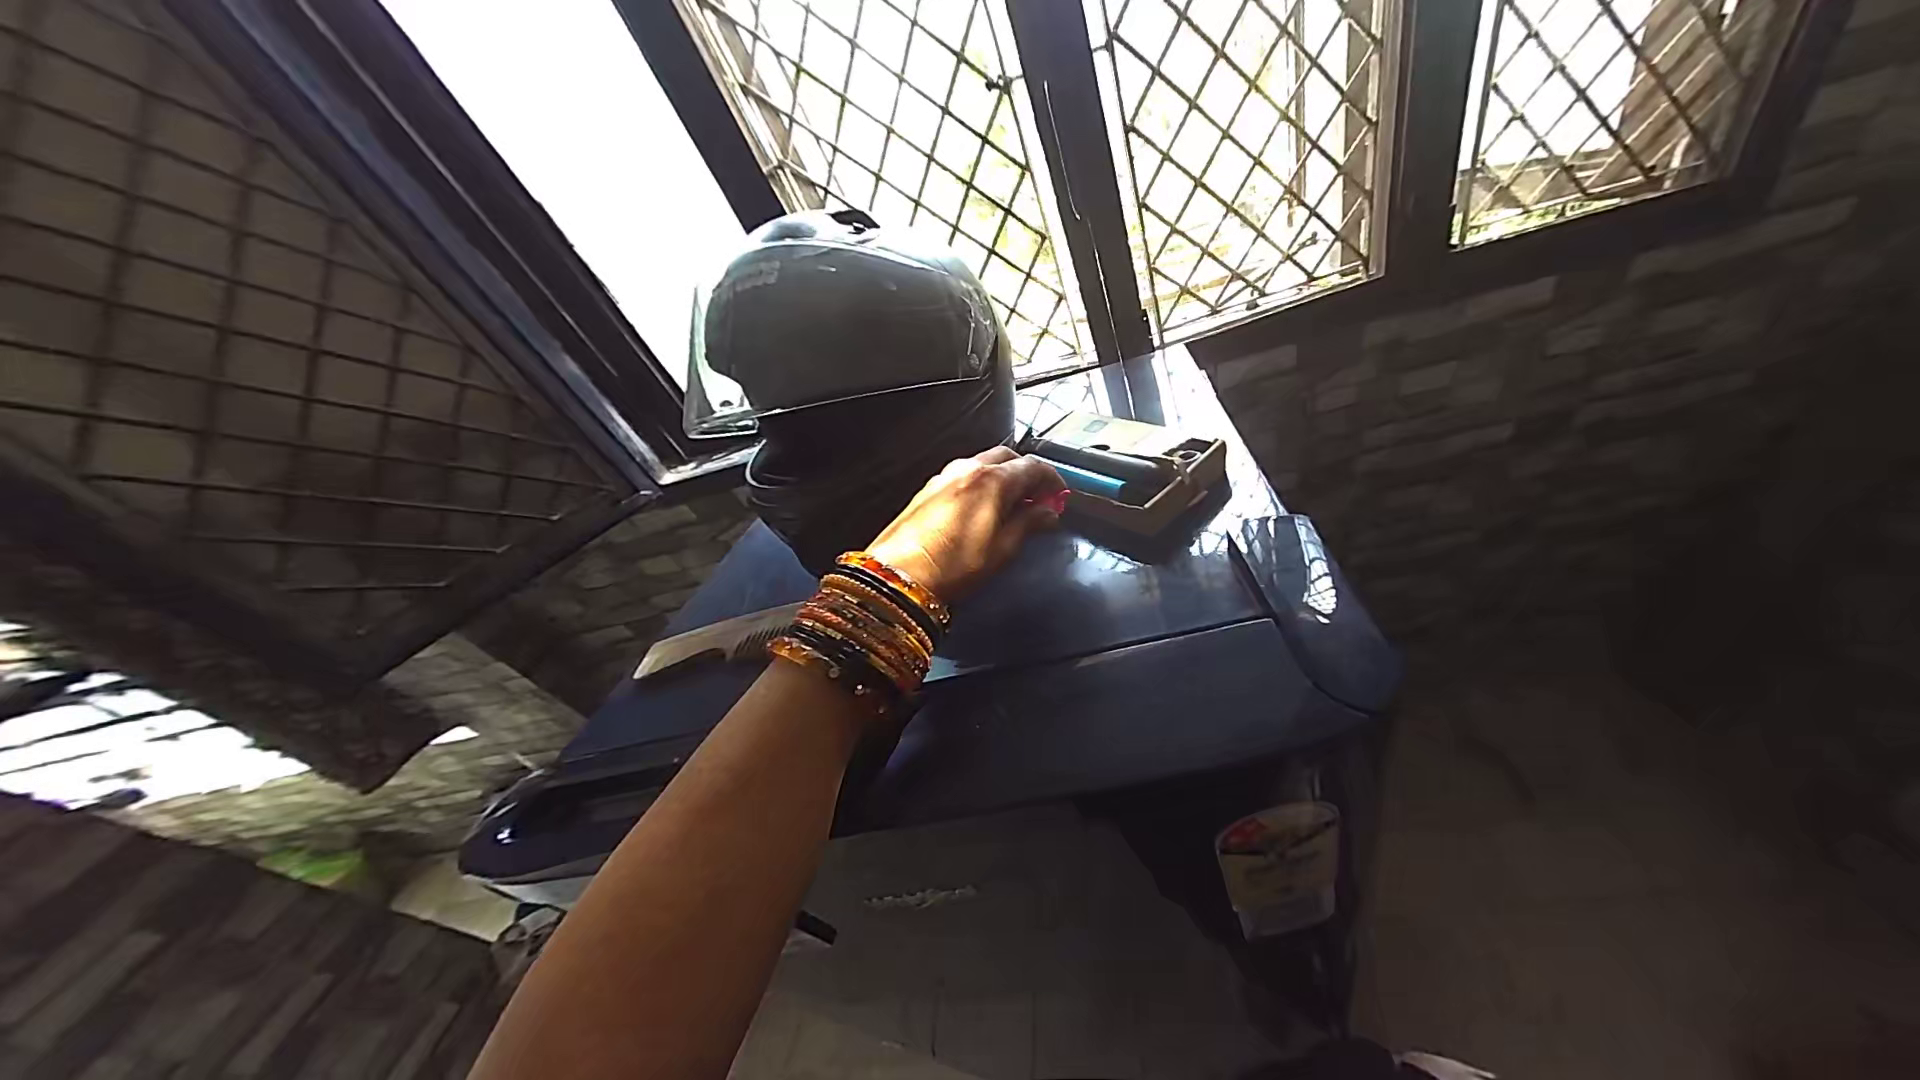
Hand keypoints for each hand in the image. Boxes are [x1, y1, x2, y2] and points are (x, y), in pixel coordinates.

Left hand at [866, 447, 1067, 602]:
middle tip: (1040, 499)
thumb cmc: (950, 566)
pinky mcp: (929, 489)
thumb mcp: (1003, 549)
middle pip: (1009, 458)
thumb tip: (1046, 512)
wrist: (900, 575)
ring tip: (1014, 506)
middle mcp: (968, 469)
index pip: (1034, 466)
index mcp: (992, 479)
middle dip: (1028, 474)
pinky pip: (964, 476)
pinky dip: (982, 485)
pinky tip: (985, 508)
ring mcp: (945, 476)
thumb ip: (1029, 523)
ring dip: (1004, 478)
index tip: (1060, 494)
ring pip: (985, 464)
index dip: (1053, 479)